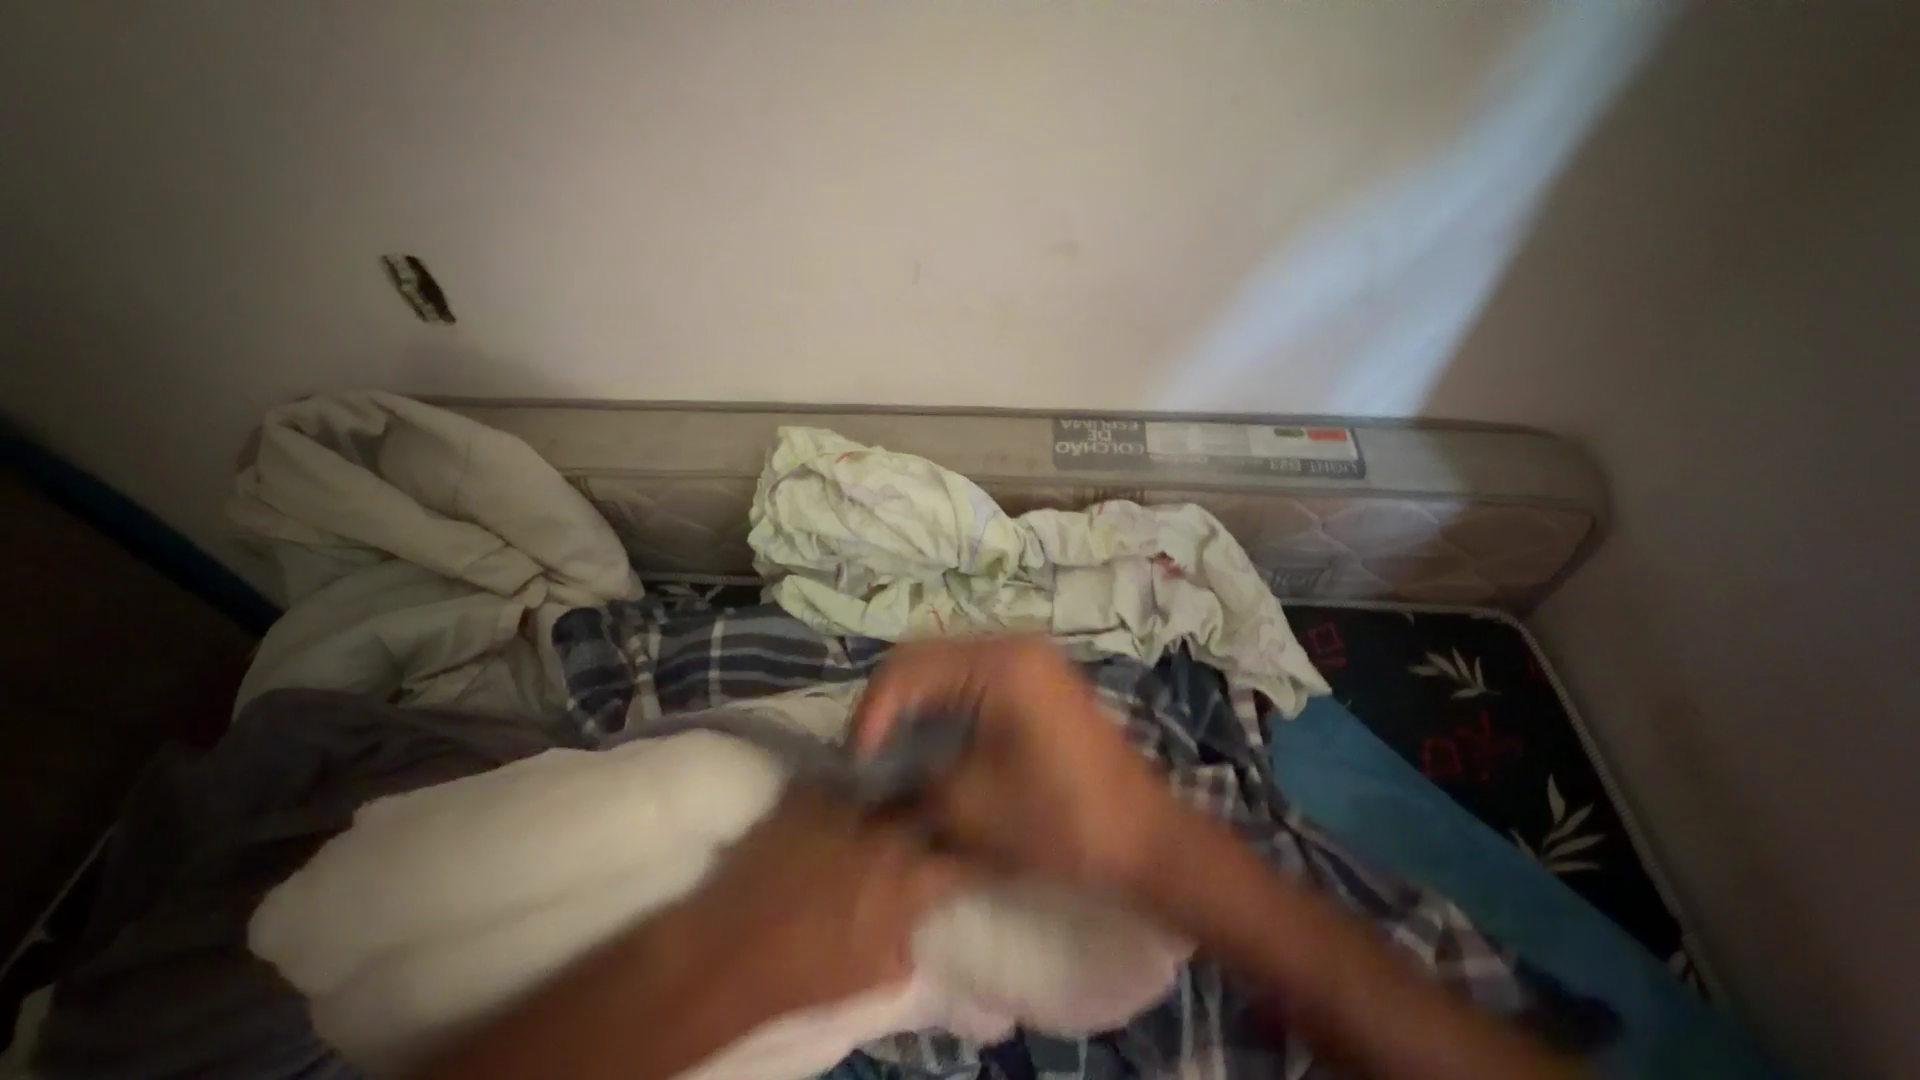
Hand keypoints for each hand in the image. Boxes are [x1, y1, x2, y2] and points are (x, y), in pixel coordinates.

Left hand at [660, 784, 972, 1012]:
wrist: (730, 951)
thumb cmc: (808, 974)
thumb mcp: (878, 976)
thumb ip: (909, 940)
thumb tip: (915, 925)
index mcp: (909, 877)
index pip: (965, 860)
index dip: (981, 858)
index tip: (989, 855)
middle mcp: (884, 831)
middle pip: (929, 807)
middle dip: (941, 811)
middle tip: (940, 819)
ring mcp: (842, 806)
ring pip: (885, 786)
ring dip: (894, 796)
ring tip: (895, 798)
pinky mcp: (803, 795)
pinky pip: (836, 782)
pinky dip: (844, 791)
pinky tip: (843, 796)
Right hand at [850, 636, 1184, 890]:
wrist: (1146, 839)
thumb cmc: (1060, 820)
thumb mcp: (970, 808)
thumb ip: (909, 787)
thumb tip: (869, 787)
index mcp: (998, 663)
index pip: (905, 668)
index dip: (871, 715)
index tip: (857, 767)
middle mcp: (1013, 646)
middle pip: (923, 658)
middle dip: (889, 708)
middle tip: (871, 761)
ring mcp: (1031, 661)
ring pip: (946, 669)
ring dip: (915, 708)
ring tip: (896, 758)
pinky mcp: (1039, 683)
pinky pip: (973, 681)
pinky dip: (944, 711)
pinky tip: (935, 750)